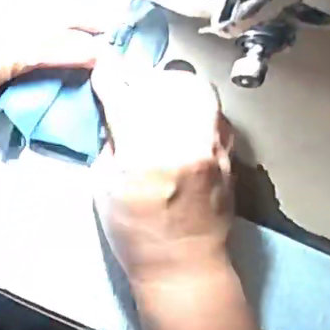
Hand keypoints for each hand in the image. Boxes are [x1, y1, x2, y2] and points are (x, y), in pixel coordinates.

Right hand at [92, 61, 235, 288]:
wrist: (184, 263)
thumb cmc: (133, 232)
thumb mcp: (103, 185)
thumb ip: (111, 142)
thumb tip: (114, 111)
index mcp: (144, 156)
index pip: (124, 96)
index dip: (109, 76)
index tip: (101, 66)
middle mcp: (184, 142)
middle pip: (166, 81)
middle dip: (141, 77)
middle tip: (126, 85)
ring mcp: (213, 144)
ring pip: (195, 87)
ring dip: (169, 84)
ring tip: (154, 96)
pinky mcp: (228, 149)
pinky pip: (210, 109)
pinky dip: (190, 105)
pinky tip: (177, 118)